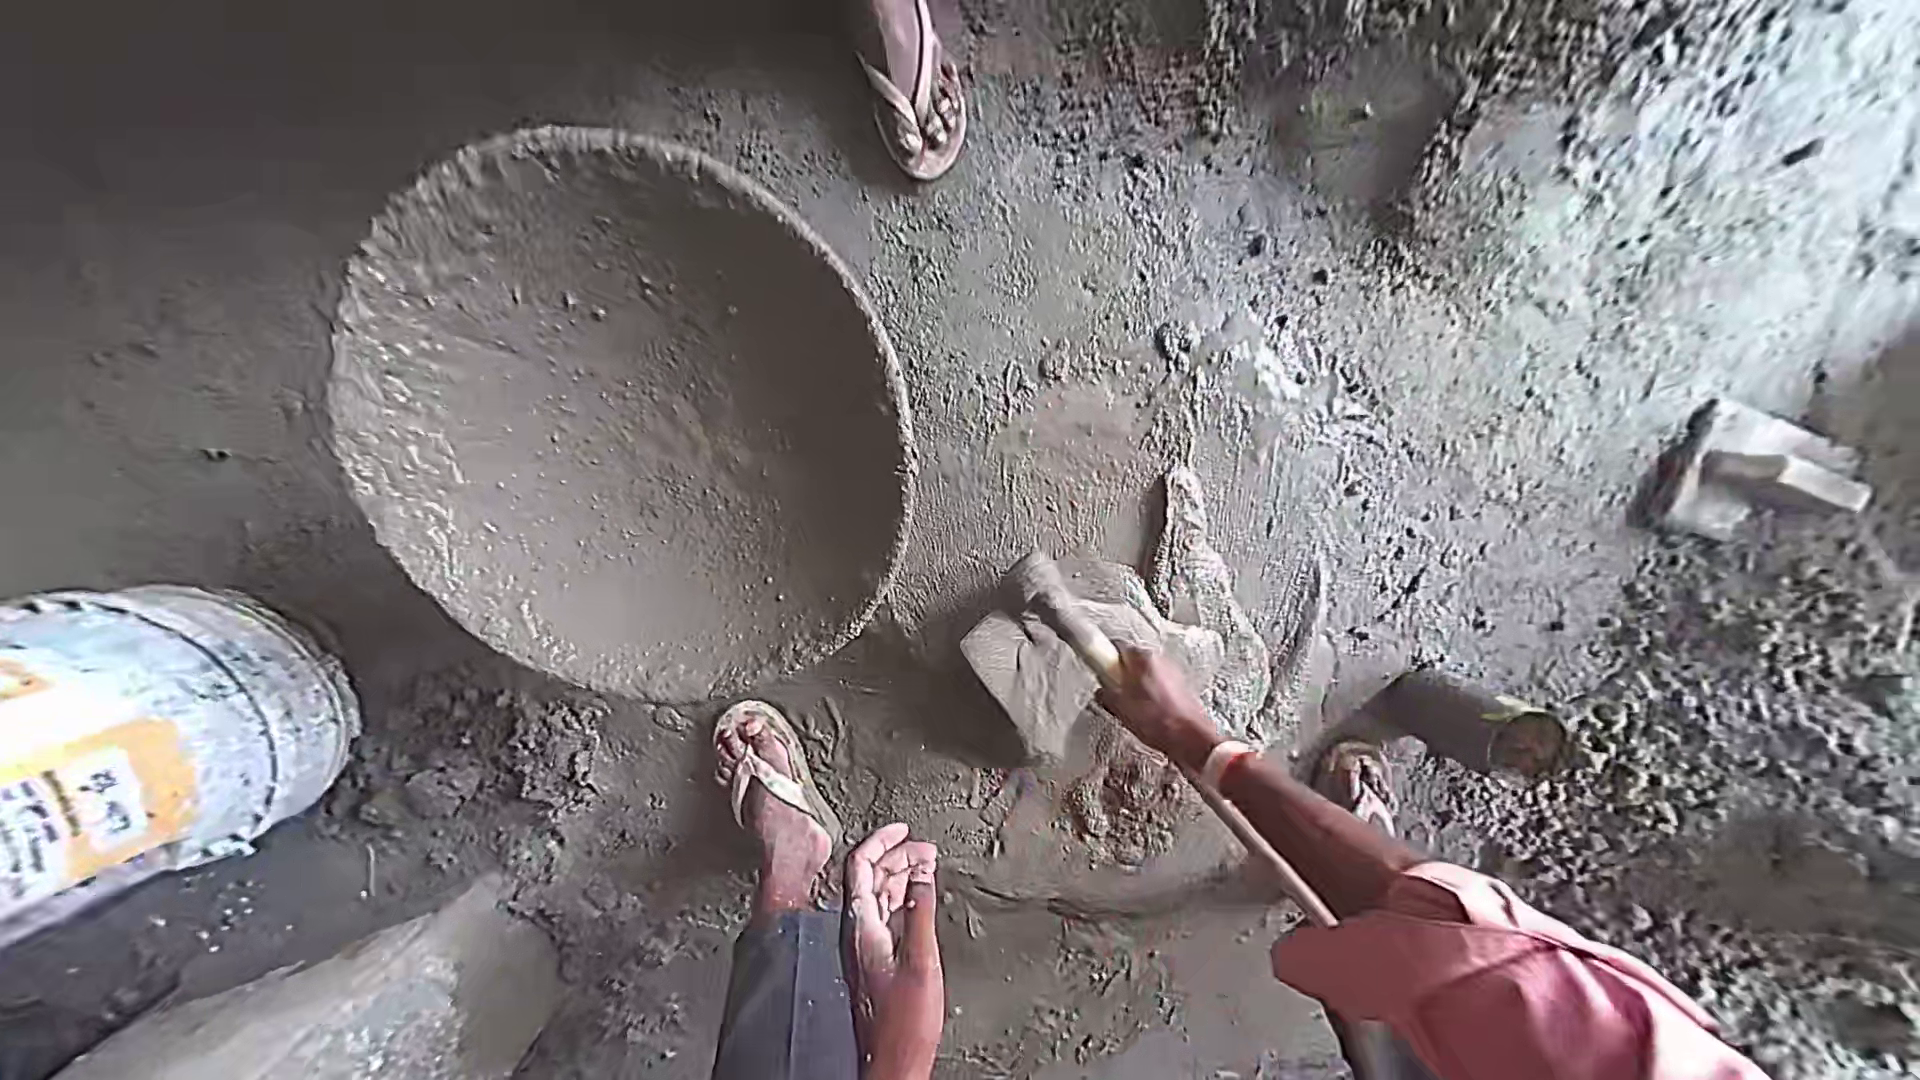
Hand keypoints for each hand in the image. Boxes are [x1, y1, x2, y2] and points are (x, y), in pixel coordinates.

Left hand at [842, 824, 942, 1079]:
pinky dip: (904, 894)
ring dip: (902, 873)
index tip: (902, 829)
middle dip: (899, 855)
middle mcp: (857, 930)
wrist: (892, 1064)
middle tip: (927, 849)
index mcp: (860, 925)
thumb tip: (923, 873)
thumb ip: (919, 911)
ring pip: (879, 892)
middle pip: (871, 875)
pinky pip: (886, 911)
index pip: (859, 865)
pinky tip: (920, 895)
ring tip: (928, 865)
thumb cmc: (902, 1023)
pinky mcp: (876, 956)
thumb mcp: (919, 959)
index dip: (880, 841)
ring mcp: (865, 943)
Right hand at [1096, 647, 1219, 770]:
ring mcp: (1173, 671)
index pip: (1116, 645)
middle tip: (1113, 694)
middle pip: (1131, 659)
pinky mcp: (1181, 686)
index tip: (1098, 670)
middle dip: (1120, 674)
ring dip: (1136, 685)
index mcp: (1142, 658)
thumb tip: (1101, 690)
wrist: (1193, 740)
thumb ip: (1106, 694)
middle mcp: (1160, 658)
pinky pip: (1158, 684)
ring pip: (1145, 672)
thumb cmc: (1159, 721)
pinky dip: (1150, 694)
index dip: (1103, 658)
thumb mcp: (1121, 708)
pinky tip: (1149, 714)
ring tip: (1132, 708)